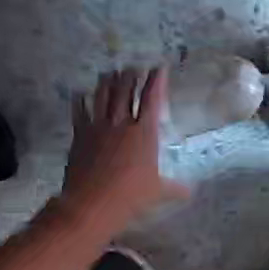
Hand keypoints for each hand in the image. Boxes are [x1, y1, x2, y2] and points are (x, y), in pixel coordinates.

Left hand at [60, 67, 188, 233]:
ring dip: (107, 82)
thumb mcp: (156, 192)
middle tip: (133, 68)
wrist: (92, 202)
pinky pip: (79, 112)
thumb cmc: (129, 196)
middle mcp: (121, 123)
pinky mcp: (80, 135)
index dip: (156, 81)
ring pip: (103, 96)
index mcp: (144, 133)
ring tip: (110, 73)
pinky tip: (78, 93)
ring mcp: (98, 127)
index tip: (158, 68)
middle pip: (126, 91)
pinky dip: (79, 101)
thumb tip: (190, 192)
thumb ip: (173, 188)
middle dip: (130, 76)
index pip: (152, 99)